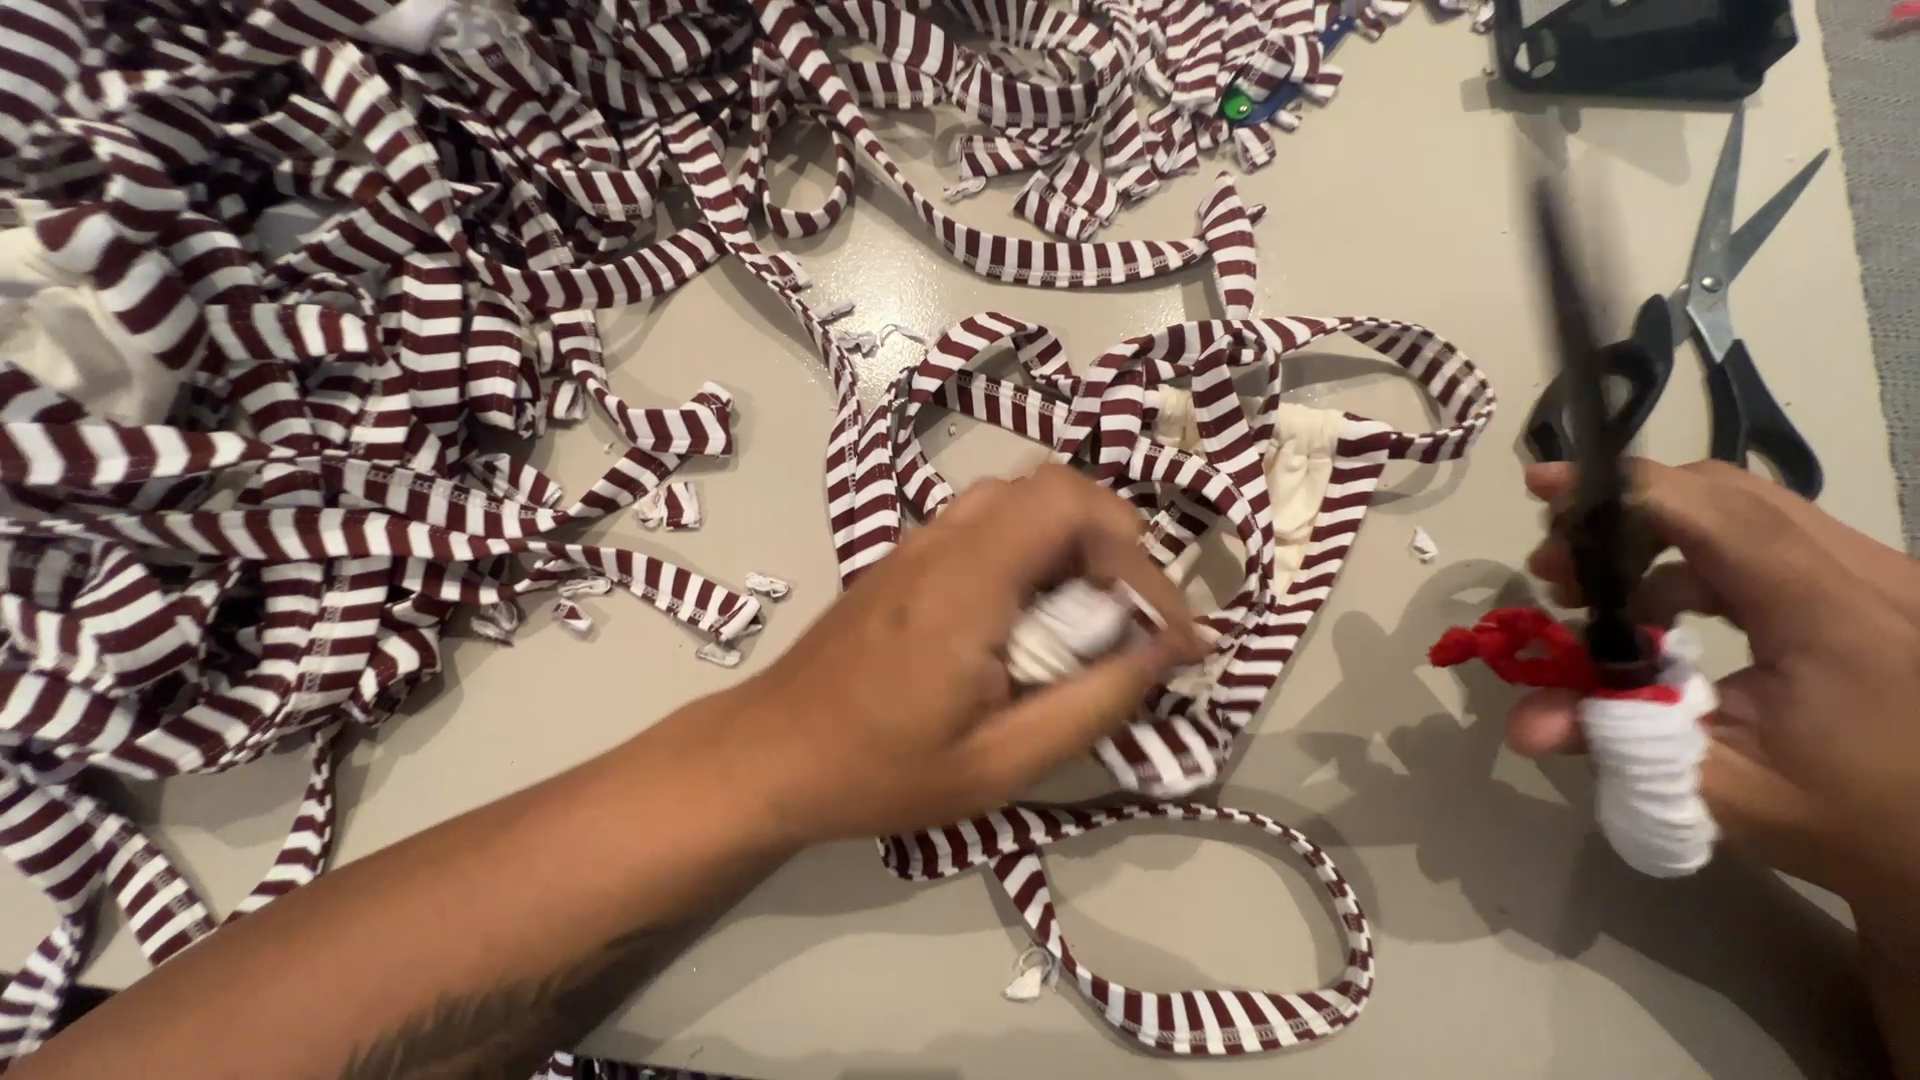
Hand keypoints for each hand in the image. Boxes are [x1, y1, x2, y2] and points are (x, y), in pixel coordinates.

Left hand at [715, 466, 1204, 846]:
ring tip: (1088, 623)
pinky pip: (989, 527)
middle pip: (1053, 491)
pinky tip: (1030, 623)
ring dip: (1073, 549)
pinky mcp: (908, 560)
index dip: (1136, 556)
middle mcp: (943, 543)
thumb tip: (1168, 650)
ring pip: (1021, 503)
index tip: (1166, 633)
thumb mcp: (999, 763)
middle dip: (1114, 549)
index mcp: (965, 584)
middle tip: (1131, 624)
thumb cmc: (879, 772)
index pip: (1070, 503)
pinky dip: (1034, 555)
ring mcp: (919, 544)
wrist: (768, 754)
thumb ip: (1092, 702)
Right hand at [1512, 460, 1919, 933]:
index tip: (1542, 485)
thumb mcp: (1723, 789)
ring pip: (1746, 511)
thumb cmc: (1850, 820)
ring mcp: (1879, 579)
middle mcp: (1871, 579)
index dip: (1627, 490)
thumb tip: (1519, 727)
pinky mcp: (1869, 590)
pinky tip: (1658, 612)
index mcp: (1838, 620)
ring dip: (1653, 537)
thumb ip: (1617, 742)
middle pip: (1728, 495)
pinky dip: (1690, 559)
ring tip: (1594, 594)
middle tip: (1559, 568)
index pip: (1721, 517)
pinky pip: (1766, 540)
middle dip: (1625, 514)